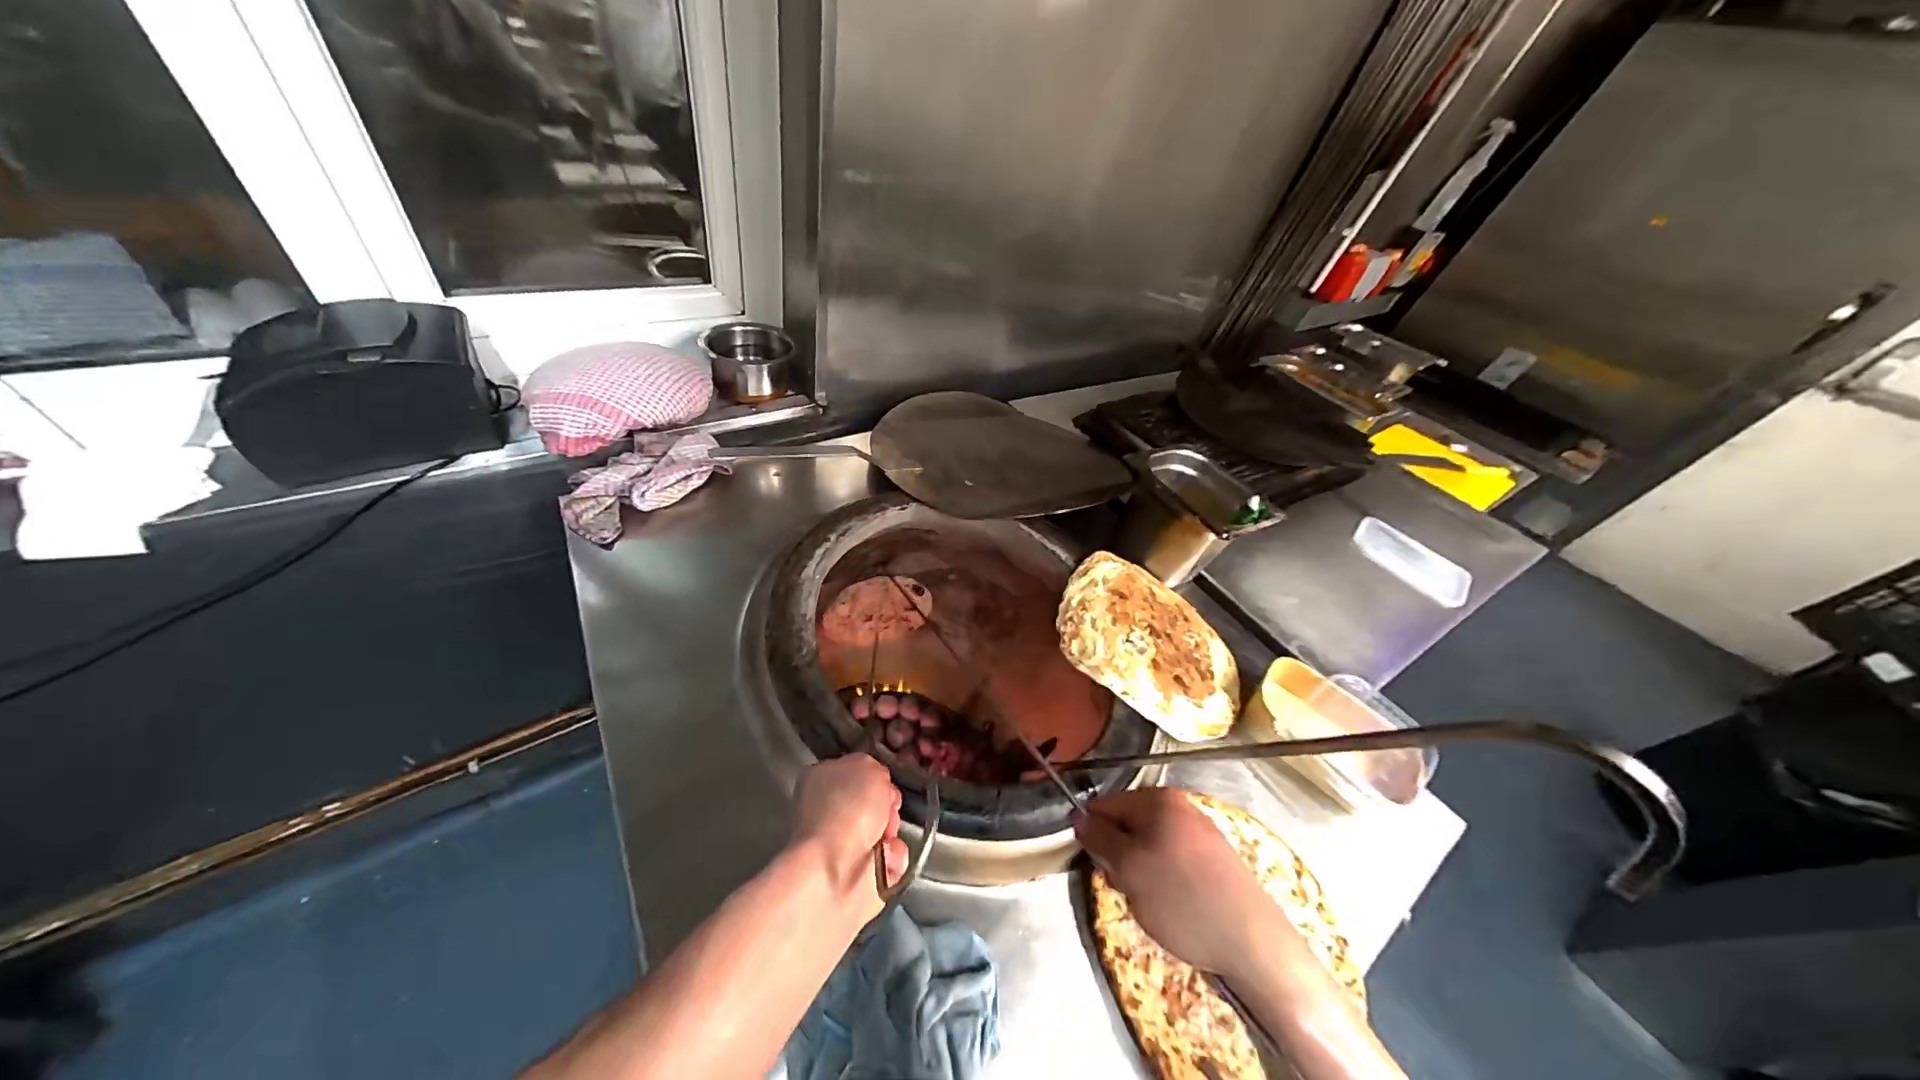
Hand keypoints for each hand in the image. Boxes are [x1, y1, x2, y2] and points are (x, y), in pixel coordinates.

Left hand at [791, 753, 906, 918]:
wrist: (836, 869)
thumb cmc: (846, 811)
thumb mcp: (867, 766)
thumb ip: (874, 768)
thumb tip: (878, 782)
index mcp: (821, 779)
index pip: (856, 771)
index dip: (875, 776)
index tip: (884, 783)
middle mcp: (828, 812)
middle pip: (875, 804)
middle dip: (888, 807)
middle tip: (885, 812)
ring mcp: (842, 844)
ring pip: (886, 831)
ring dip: (893, 833)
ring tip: (883, 838)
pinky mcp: (857, 873)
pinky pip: (890, 858)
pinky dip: (892, 856)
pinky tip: (883, 856)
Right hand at [1073, 787, 1312, 983]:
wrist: (1252, 943)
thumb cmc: (1182, 900)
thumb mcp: (1128, 868)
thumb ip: (1098, 838)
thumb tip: (1076, 816)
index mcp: (1158, 799)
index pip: (1103, 805)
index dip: (1092, 835)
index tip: (1098, 867)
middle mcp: (1179, 806)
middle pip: (1125, 826)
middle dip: (1118, 858)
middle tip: (1127, 888)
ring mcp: (1198, 831)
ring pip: (1146, 847)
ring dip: (1139, 873)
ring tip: (1152, 902)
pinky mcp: (1212, 859)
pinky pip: (1170, 862)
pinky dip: (1162, 883)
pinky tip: (1173, 907)